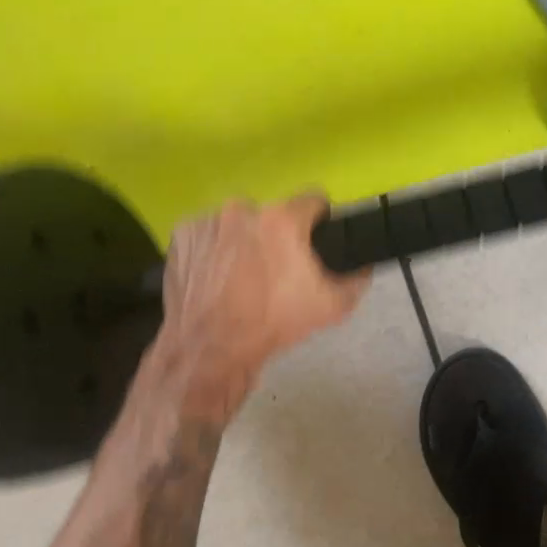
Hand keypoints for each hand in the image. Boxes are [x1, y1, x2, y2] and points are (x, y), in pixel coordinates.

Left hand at [156, 194, 369, 415]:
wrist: (211, 348)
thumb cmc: (274, 322)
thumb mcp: (332, 307)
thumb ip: (357, 280)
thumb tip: (363, 267)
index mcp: (282, 219)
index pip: (315, 199)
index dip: (321, 220)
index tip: (317, 240)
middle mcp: (243, 209)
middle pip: (273, 214)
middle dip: (278, 235)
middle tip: (278, 268)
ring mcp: (208, 221)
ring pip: (239, 222)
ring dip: (245, 240)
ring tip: (244, 276)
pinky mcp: (182, 235)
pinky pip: (209, 234)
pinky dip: (216, 249)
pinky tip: (218, 277)